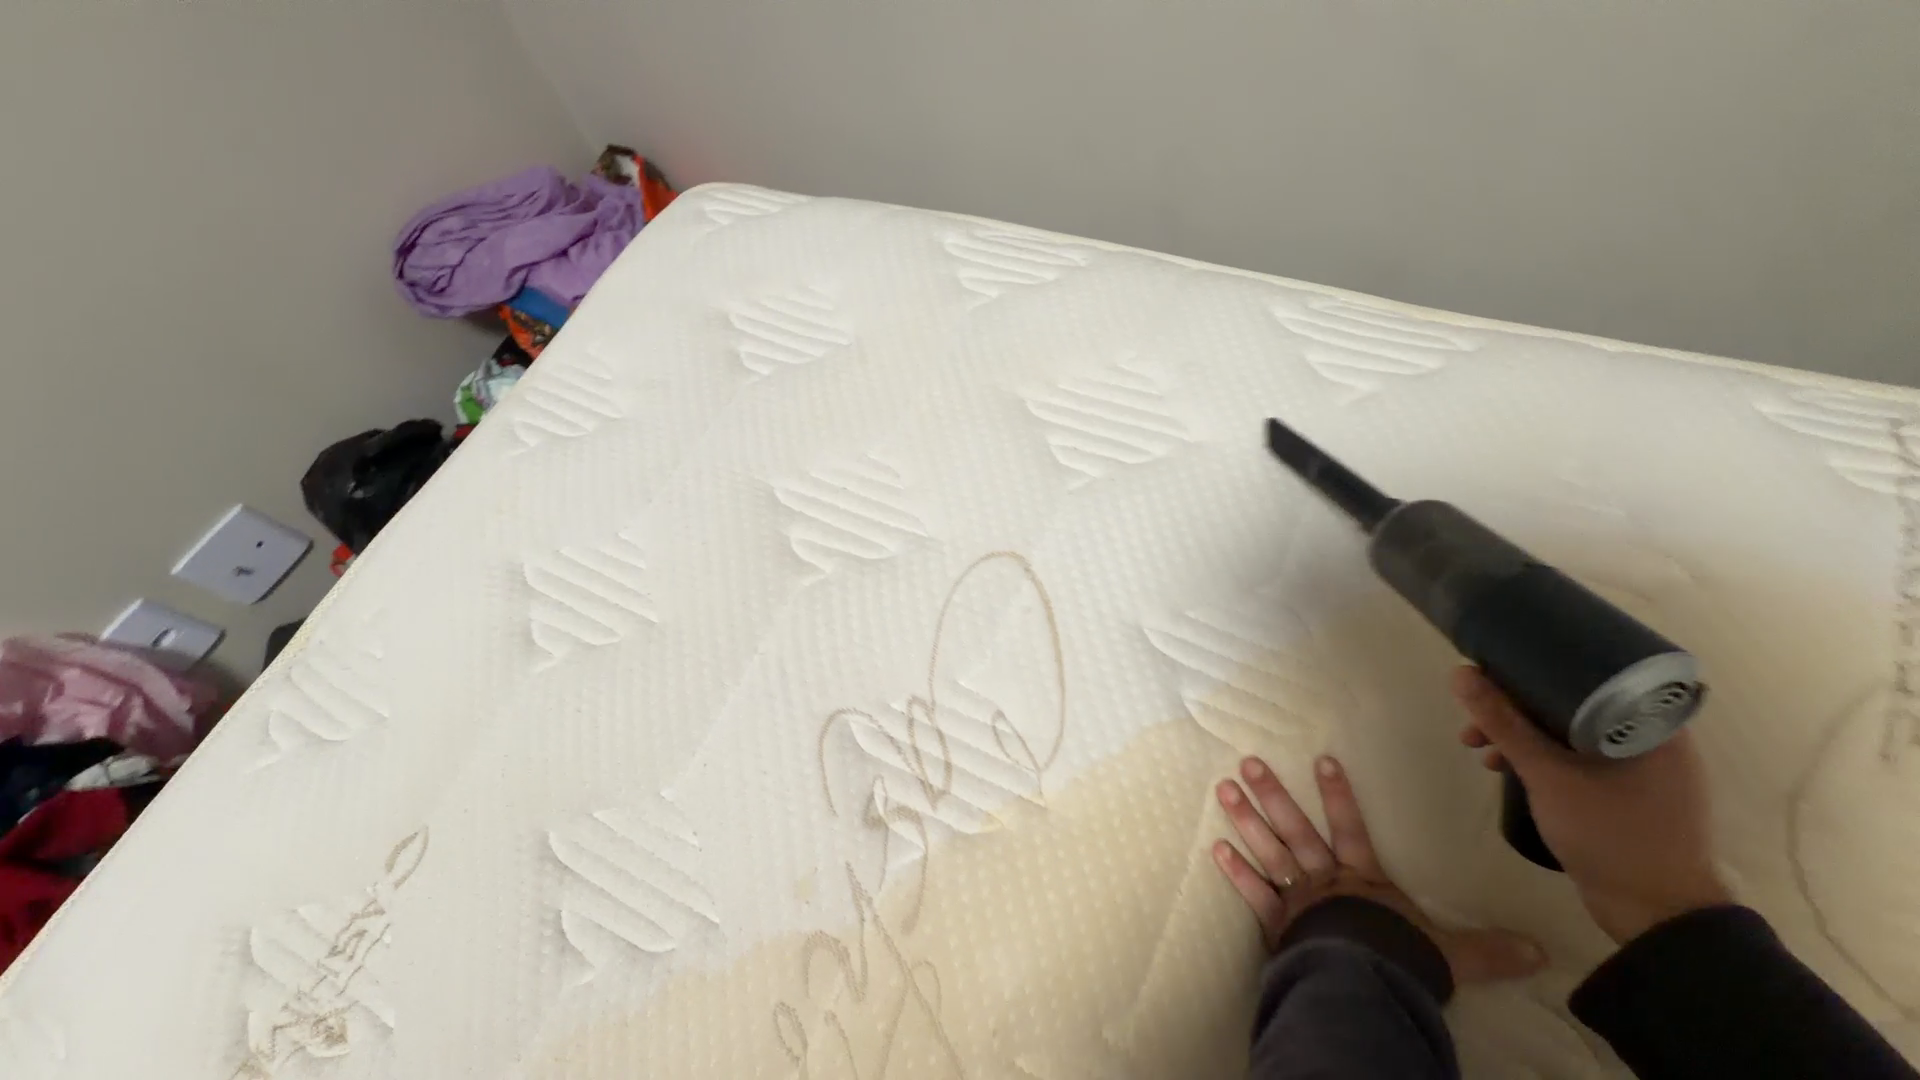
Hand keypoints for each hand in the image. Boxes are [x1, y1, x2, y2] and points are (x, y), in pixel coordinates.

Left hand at [1212, 753, 1545, 984]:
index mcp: (1364, 879)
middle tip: (1247, 762)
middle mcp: (1326, 879)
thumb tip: (1541, 951)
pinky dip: (1235, 871)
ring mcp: (1298, 898)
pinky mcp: (1277, 923)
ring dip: (1246, 819)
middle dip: (1273, 794)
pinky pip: (1253, 892)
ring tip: (1223, 789)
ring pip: (1270, 849)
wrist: (1367, 988)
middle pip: (1297, 828)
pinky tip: (1215, 847)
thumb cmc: (1404, 964)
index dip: (1338, 794)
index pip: (1351, 827)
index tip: (1321, 760)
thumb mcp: (1452, 955)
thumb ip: (1489, 949)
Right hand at [1454, 666, 1731, 943]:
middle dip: (1516, 713)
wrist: (1657, 913)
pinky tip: (1513, 772)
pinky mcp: (1630, 794)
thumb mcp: (1548, 774)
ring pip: (1570, 735)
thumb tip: (1461, 673)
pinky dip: (1544, 760)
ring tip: (1484, 755)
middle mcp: (1653, 738)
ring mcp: (1644, 769)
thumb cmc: (1611, 834)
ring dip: (1524, 739)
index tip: (1490, 684)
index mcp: (1651, 723)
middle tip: (1476, 728)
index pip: (1584, 674)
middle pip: (1571, 705)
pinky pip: (1579, 759)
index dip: (1529, 674)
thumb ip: (1504, 724)